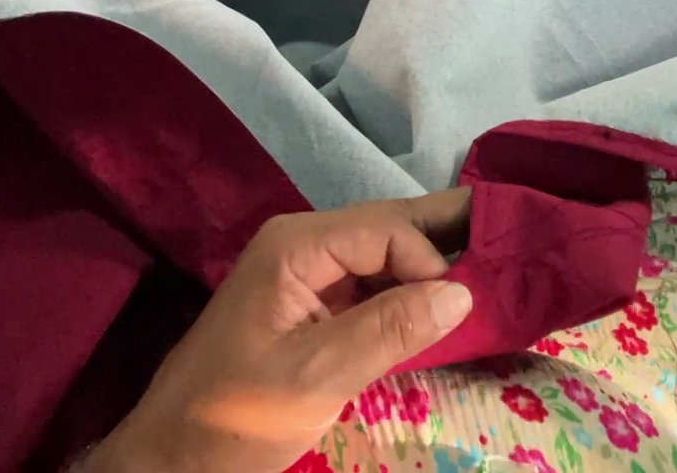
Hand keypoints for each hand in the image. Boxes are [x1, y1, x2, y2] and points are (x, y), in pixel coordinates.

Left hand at [82, 190, 474, 472]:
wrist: (166, 467)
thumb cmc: (232, 419)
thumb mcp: (314, 378)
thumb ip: (388, 329)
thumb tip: (462, 290)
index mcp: (298, 244)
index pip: (386, 230)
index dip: (429, 262)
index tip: (459, 310)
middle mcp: (305, 242)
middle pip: (389, 227)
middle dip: (445, 235)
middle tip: (510, 230)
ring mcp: (308, 270)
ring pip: (385, 253)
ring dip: (431, 263)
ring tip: (491, 260)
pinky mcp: (312, 303)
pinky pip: (372, 282)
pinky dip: (408, 291)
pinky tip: (444, 298)